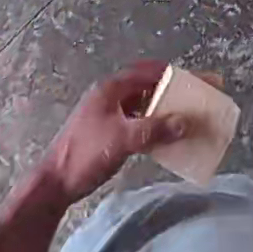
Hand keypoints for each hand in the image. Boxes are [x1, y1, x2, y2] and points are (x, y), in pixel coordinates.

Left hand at [34, 61, 185, 204]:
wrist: (56, 180)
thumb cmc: (85, 154)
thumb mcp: (122, 139)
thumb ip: (154, 129)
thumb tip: (186, 122)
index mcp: (110, 88)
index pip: (147, 71)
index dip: (172, 73)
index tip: (196, 79)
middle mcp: (110, 95)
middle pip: (146, 84)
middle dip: (171, 89)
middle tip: (196, 96)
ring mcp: (108, 112)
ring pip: (142, 102)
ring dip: (163, 106)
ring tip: (187, 114)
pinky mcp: (109, 129)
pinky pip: (137, 118)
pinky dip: (153, 122)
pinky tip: (167, 134)